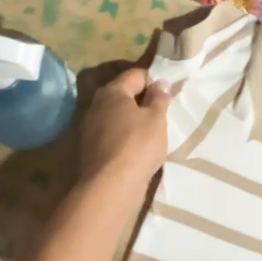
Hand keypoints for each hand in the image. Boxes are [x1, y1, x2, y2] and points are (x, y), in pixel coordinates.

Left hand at [79, 67, 173, 183]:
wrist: (111, 185)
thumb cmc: (138, 144)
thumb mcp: (156, 118)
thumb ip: (159, 98)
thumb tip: (159, 84)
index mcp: (112, 91)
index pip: (136, 75)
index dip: (155, 80)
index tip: (169, 93)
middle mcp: (97, 105)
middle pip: (124, 94)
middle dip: (143, 100)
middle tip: (164, 112)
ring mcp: (91, 127)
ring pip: (118, 115)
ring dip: (134, 120)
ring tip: (154, 132)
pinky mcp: (92, 148)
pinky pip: (113, 133)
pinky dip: (126, 136)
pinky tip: (139, 148)